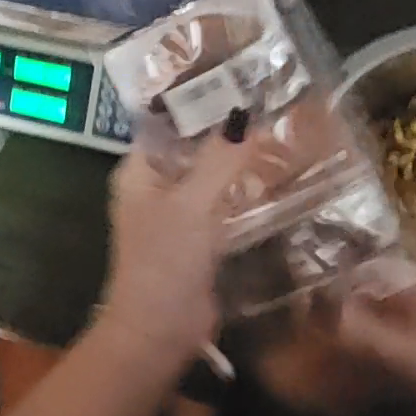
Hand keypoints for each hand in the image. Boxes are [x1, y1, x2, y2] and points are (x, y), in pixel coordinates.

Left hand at [93, 128, 255, 373]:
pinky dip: (240, 193)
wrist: (160, 332)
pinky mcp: (196, 240)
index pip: (165, 124)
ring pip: (207, 178)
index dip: (196, 104)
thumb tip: (244, 115)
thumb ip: (219, 160)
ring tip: (278, 136)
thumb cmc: (166, 260)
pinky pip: (219, 206)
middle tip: (268, 108)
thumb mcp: (193, 204)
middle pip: (189, 149)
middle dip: (223, 133)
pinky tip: (273, 181)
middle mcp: (152, 187)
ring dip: (234, 164)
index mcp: (138, 171)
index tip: (235, 84)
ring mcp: (174, 214)